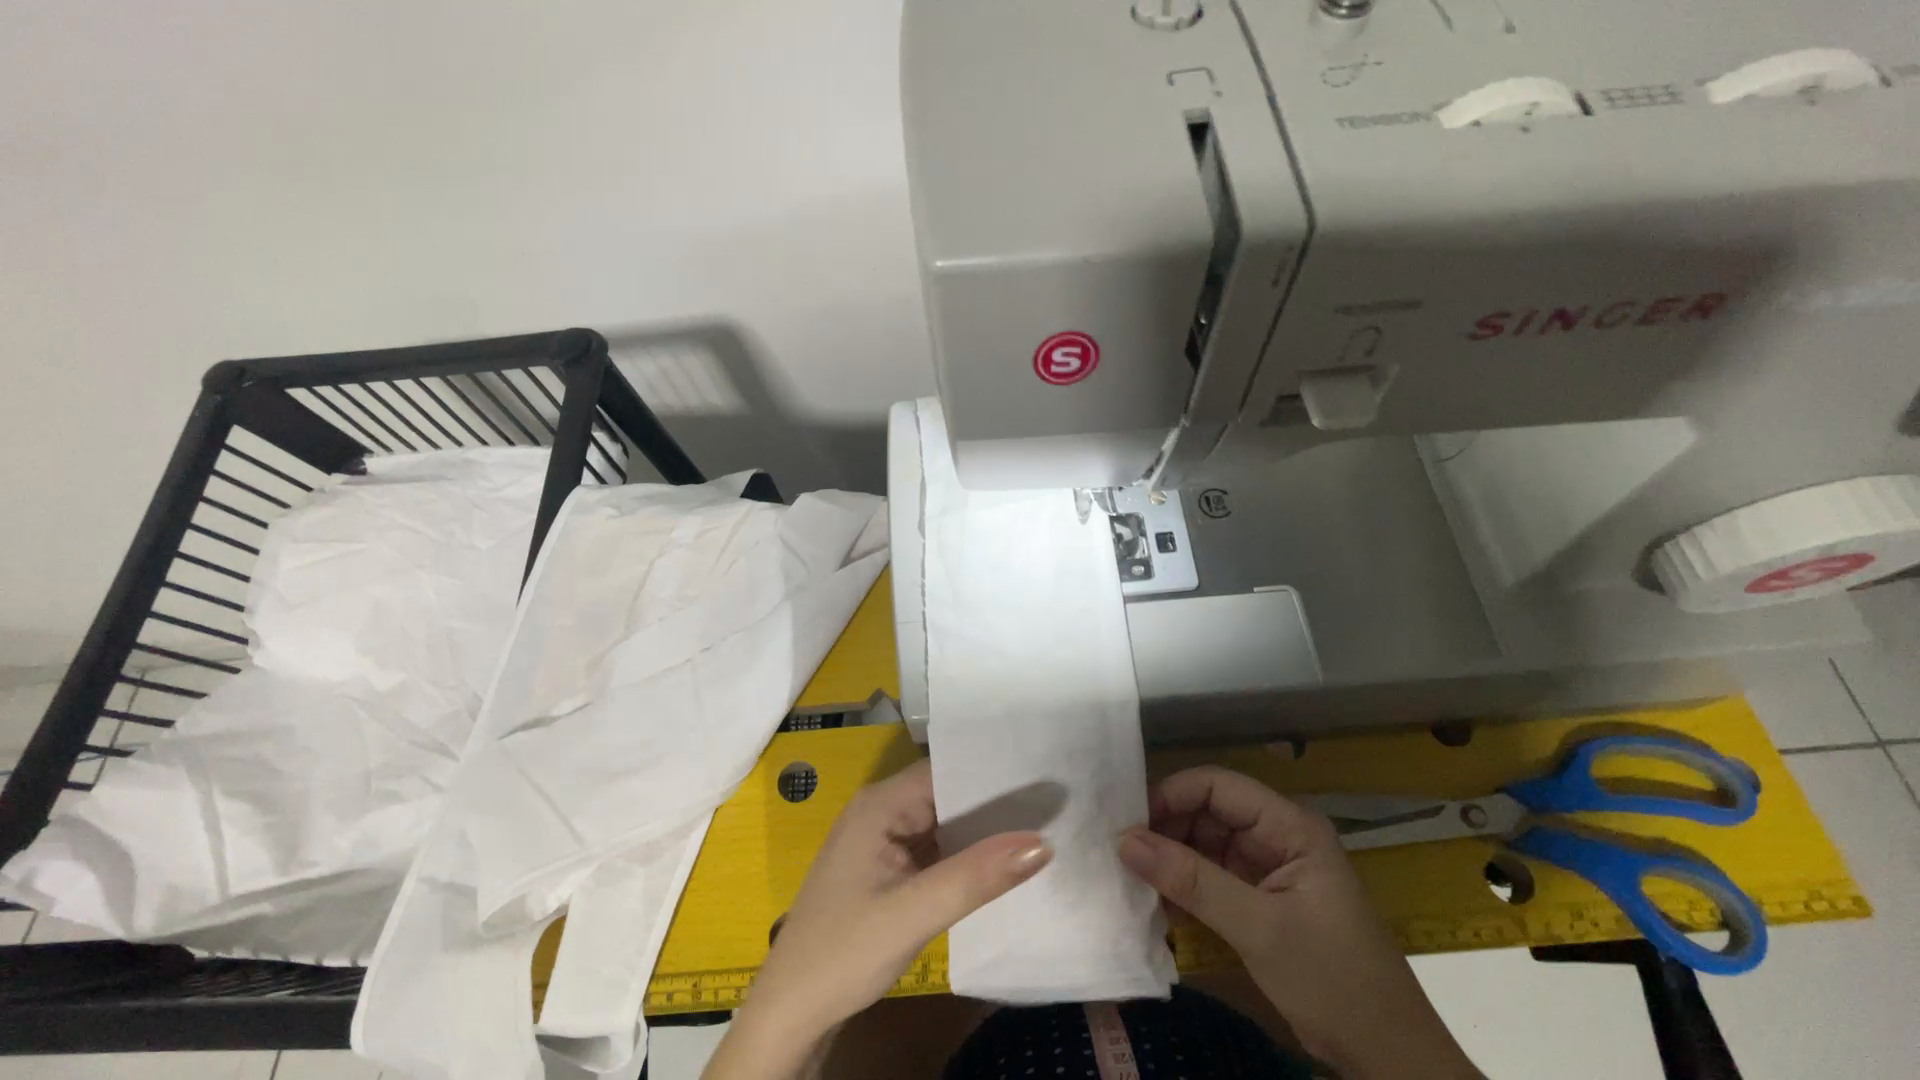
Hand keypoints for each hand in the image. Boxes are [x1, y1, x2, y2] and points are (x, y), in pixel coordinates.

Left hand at [704, 759, 1051, 1078]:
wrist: (792, 1012)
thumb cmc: (842, 953)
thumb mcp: (912, 914)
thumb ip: (975, 877)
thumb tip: (1042, 842)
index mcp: (879, 806)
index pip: (947, 770)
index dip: (995, 774)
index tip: (1048, 780)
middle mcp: (881, 812)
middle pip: (949, 794)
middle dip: (997, 803)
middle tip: (1059, 807)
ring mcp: (884, 842)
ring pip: (946, 823)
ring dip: (985, 831)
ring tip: (1047, 828)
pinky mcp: (889, 870)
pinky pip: (937, 849)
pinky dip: (968, 856)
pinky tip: (1007, 863)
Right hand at [1117, 766, 1478, 1079]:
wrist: (1385, 1052)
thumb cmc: (1332, 979)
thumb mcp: (1259, 928)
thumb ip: (1192, 881)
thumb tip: (1124, 840)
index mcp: (1290, 827)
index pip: (1218, 786)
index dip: (1171, 796)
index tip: (1128, 826)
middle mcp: (1277, 838)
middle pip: (1207, 812)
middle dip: (1164, 830)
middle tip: (1121, 858)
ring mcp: (1267, 870)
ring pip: (1203, 845)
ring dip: (1169, 861)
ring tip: (1130, 881)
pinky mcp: (1259, 902)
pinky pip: (1209, 879)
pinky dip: (1183, 888)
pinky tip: (1154, 905)